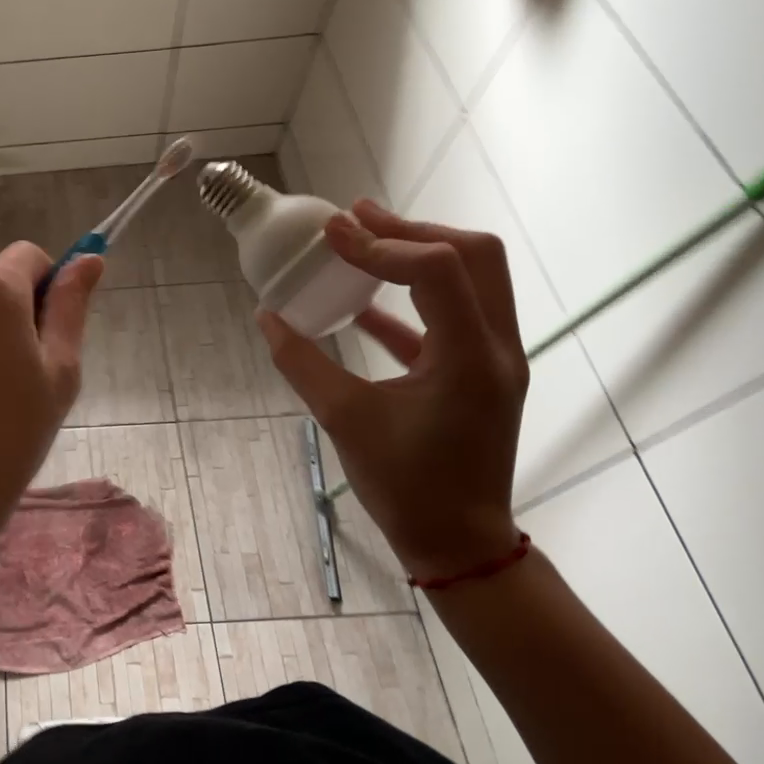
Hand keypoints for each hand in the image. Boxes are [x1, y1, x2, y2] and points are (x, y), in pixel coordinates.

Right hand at [257, 200, 527, 580]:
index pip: (437, 268)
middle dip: (413, 229)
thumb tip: (267, 317)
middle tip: (358, 219)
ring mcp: (495, 359)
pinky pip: (453, 315)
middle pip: (475, 255)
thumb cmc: (407, 487)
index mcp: (469, 357)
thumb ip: (302, 362)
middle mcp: (496, 347)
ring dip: (420, 252)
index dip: (381, 242)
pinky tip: (364, 303)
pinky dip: (412, 297)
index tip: (332, 232)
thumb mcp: (345, 420)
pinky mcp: (481, 372)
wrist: (460, 545)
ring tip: (363, 240)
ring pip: (474, 277)